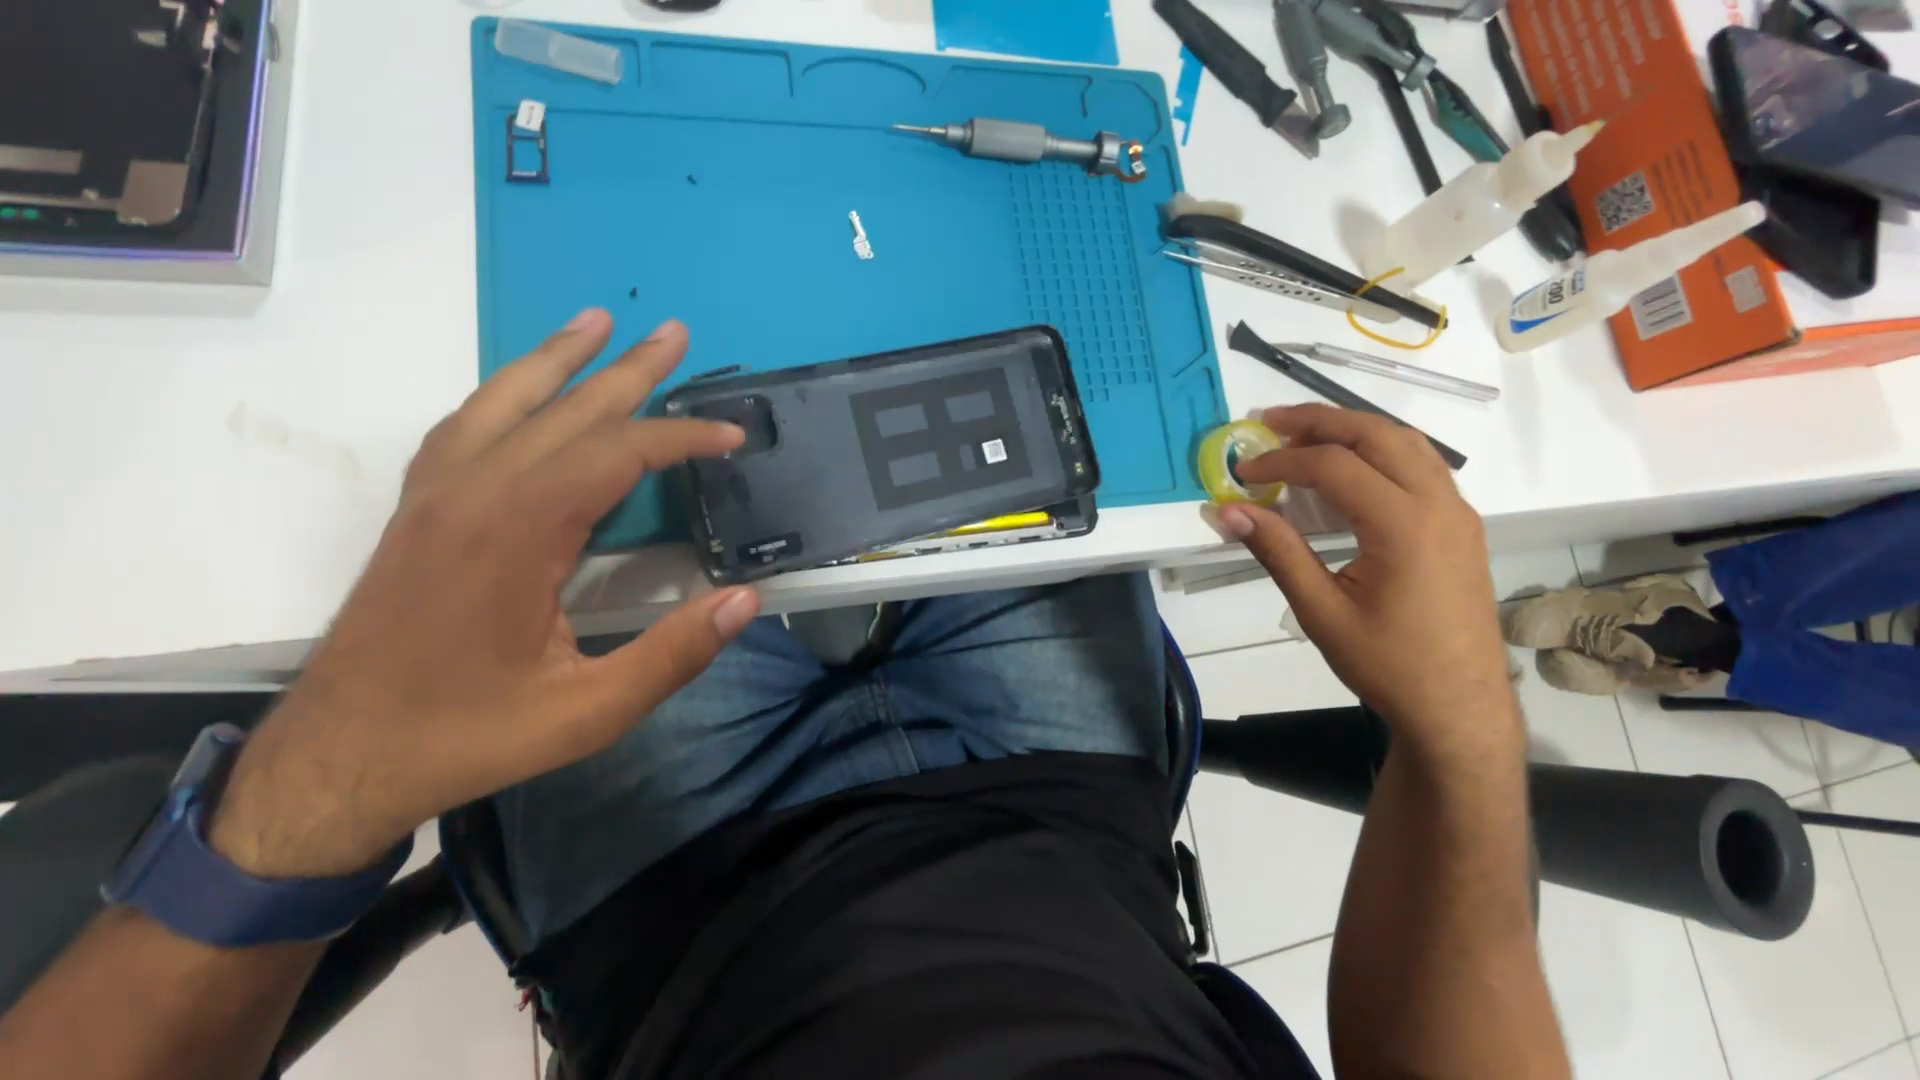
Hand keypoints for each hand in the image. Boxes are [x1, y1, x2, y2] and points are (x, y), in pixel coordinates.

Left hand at [210, 310, 761, 877]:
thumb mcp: (588, 711)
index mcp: (520, 531)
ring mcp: (437, 495)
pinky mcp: (417, 509)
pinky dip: (504, 396)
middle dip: (628, 371)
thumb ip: (671, 655)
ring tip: (595, 321)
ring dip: (556, 359)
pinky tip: (521, 392)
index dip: (681, 437)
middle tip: (673, 331)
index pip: (617, 453)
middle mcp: (475, 492)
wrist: (342, 756)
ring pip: (505, 402)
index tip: (732, 434)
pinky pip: (463, 428)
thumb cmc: (471, 733)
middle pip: (566, 410)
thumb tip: (745, 602)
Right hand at [1206, 405, 1514, 748]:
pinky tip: (1350, 471)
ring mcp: (1457, 512)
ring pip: (1406, 442)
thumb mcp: (1321, 612)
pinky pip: (1422, 465)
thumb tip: (1228, 511)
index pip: (1334, 465)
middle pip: (1376, 433)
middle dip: (1319, 421)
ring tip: (1305, 436)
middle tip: (1270, 421)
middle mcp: (1438, 504)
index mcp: (1403, 526)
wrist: (1459, 706)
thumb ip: (1277, 552)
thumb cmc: (1387, 664)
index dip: (1282, 460)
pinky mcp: (1461, 525)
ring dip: (1353, 429)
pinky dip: (1380, 452)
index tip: (1243, 472)